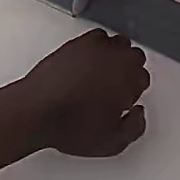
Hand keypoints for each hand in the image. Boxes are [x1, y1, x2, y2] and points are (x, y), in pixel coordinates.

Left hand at [14, 29, 150, 156]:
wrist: (36, 112)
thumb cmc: (71, 124)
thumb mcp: (112, 141)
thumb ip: (135, 127)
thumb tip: (138, 115)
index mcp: (129, 78)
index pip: (143, 78)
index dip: (135, 90)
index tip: (125, 100)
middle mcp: (116, 57)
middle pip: (135, 57)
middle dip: (129, 71)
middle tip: (116, 89)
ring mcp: (95, 47)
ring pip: (117, 43)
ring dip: (115, 56)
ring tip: (103, 74)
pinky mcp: (76, 43)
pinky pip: (96, 37)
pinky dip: (97, 47)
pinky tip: (88, 63)